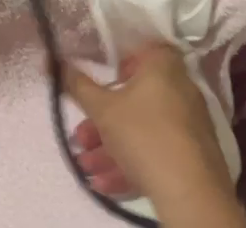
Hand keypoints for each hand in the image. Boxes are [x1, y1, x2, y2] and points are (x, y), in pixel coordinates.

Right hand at [64, 44, 243, 222]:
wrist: (190, 193)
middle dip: (102, 119)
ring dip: (110, 146)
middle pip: (136, 98)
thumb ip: (77, 84)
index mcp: (164, 67)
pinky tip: (105, 182)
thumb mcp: (101, 109)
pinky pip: (156, 150)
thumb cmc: (143, 134)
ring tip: (86, 166)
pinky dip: (131, 162)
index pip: (143, 51)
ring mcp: (190, 125)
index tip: (103, 81)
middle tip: (81, 136)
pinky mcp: (193, 157)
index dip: (121, 63)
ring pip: (142, 129)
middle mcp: (182, 90)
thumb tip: (52, 60)